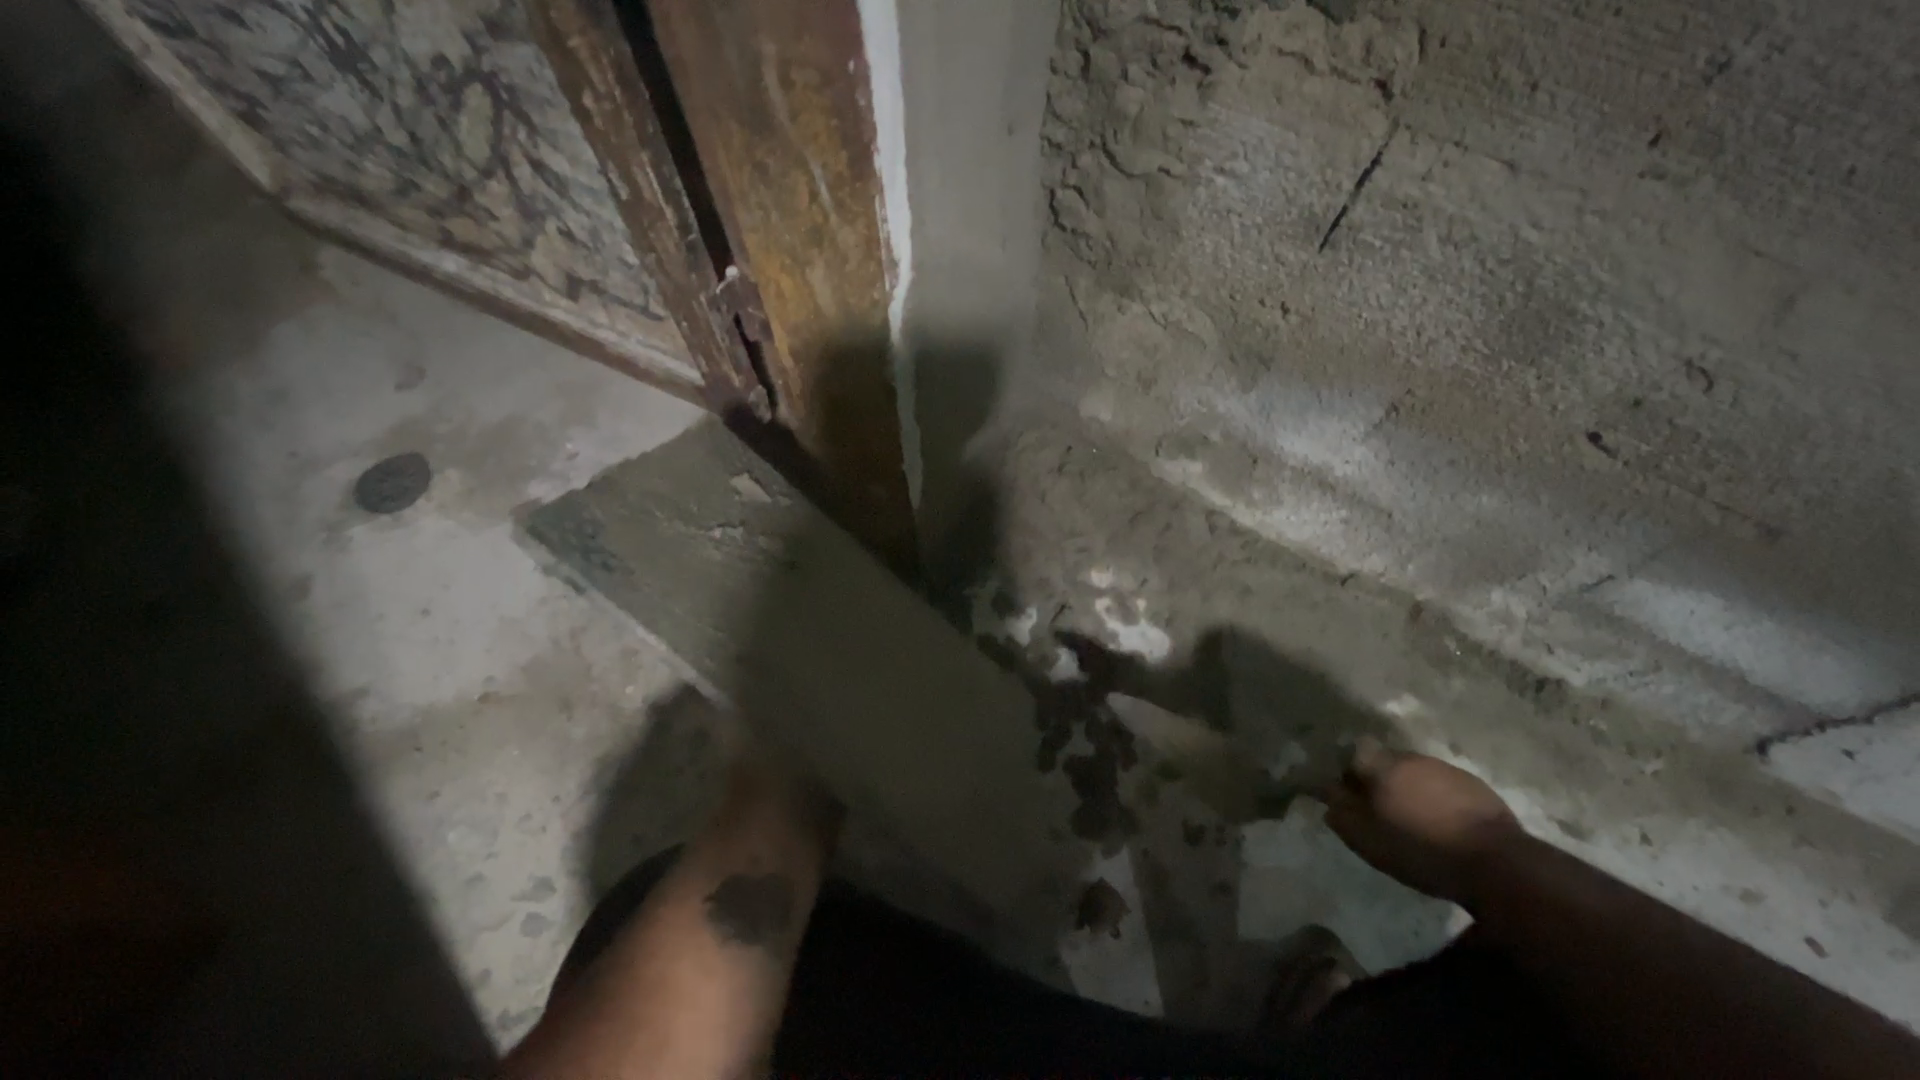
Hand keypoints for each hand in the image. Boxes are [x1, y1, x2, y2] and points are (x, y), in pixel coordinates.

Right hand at [1321, 737, 1521, 907]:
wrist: (1496, 864)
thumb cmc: (1420, 850)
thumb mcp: (1367, 840)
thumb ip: (1341, 813)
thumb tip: (1328, 794)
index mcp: (1384, 767)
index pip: (1356, 751)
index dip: (1351, 770)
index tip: (1351, 794)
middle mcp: (1414, 759)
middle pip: (1388, 761)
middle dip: (1382, 780)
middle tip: (1382, 810)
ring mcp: (1448, 770)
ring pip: (1417, 773)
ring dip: (1411, 789)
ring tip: (1416, 820)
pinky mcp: (1477, 787)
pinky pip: (1445, 786)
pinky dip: (1438, 799)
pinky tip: (1444, 825)